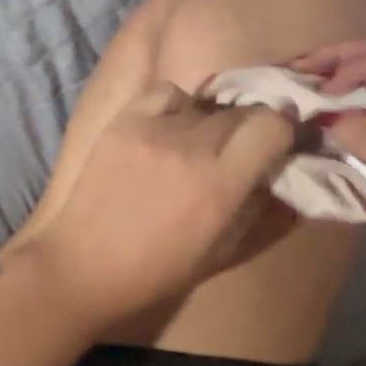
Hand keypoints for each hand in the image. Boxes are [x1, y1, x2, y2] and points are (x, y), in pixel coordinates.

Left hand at [30, 82, 293, 323]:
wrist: (84, 267)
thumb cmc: (157, 271)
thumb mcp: (222, 249)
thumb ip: (255, 203)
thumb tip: (275, 169)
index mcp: (220, 184)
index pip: (272, 125)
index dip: (281, 132)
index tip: (275, 144)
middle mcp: (191, 148)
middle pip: (240, 112)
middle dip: (249, 127)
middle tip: (238, 148)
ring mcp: (154, 130)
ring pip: (204, 104)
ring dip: (212, 120)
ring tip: (199, 143)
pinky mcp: (124, 122)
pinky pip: (166, 93)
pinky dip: (176, 105)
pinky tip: (170, 128)